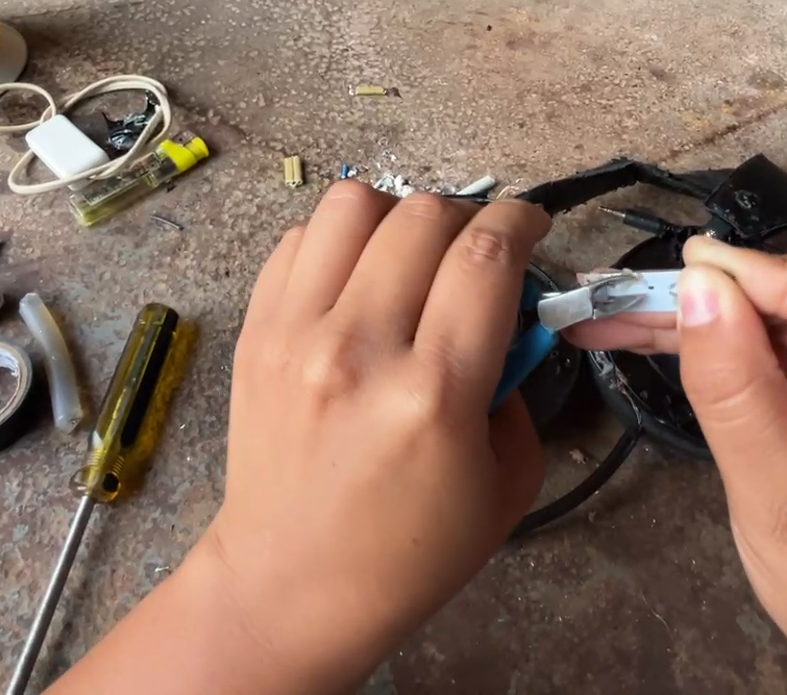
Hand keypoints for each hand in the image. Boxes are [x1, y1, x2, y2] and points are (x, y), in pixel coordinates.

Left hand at [57, 182, 548, 693]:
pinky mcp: (255, 329)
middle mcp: (359, 347)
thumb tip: (508, 307)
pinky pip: (301, 237)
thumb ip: (517, 381)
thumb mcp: (506, 482)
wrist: (289, 583)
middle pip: (423, 216)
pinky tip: (356, 273)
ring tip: (409, 250)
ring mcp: (295, 331)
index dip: (520, 220)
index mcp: (433, 394)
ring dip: (398, 213)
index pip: (485, 256)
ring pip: (353, 203)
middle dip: (468, 216)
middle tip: (475, 248)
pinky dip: (340, 237)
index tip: (531, 223)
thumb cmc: (410, 551)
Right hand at [569, 237, 786, 694]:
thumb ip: (737, 394)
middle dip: (728, 293)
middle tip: (633, 299)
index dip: (786, 273)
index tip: (698, 285)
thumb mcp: (783, 511)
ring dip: (711, 314)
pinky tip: (658, 336)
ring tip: (623, 315)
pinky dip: (726, 342)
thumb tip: (697, 287)